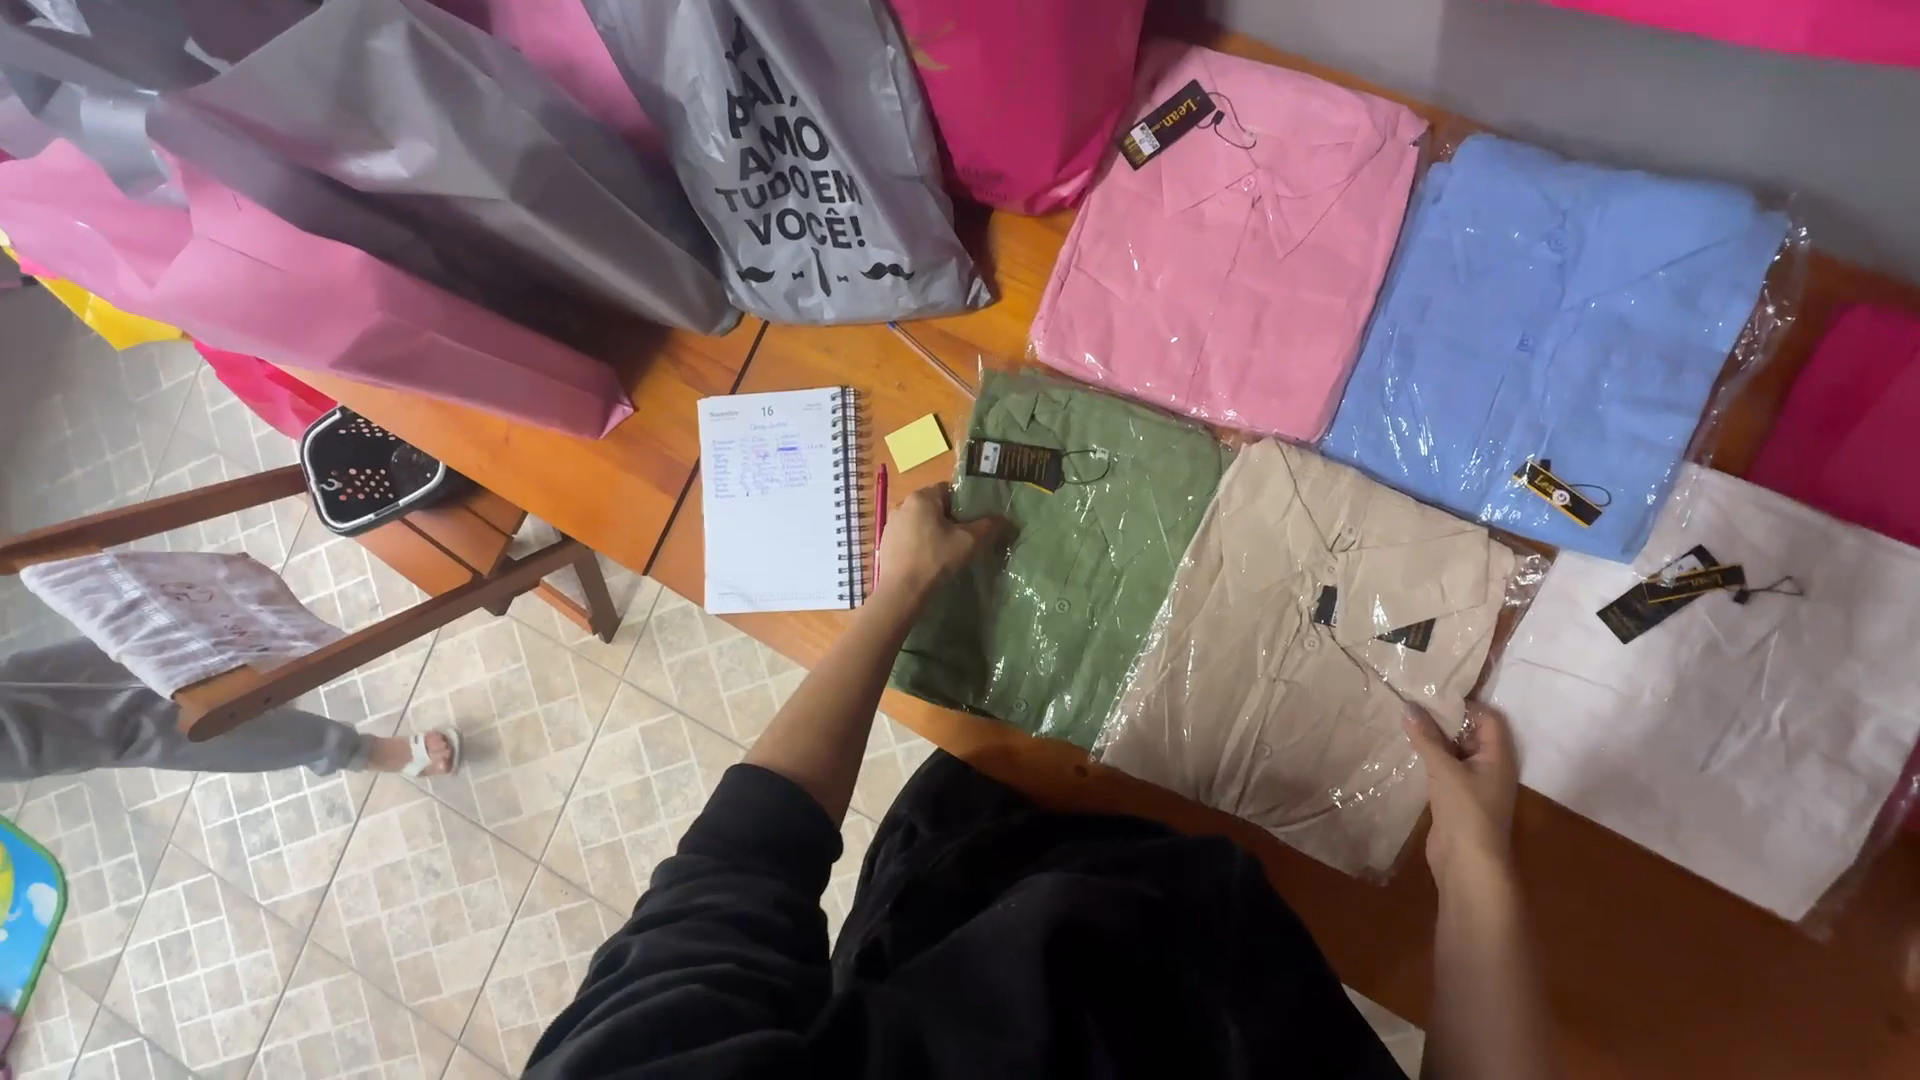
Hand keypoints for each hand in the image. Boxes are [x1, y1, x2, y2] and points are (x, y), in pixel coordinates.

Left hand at [877, 483, 1006, 601]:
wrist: (902, 592)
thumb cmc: (936, 560)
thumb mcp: (969, 542)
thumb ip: (988, 526)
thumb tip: (1004, 520)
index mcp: (921, 497)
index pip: (948, 490)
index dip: (965, 504)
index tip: (974, 521)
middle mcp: (902, 505)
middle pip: (934, 506)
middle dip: (950, 519)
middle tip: (964, 538)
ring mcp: (891, 524)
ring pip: (920, 522)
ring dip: (934, 531)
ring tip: (947, 551)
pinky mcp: (885, 542)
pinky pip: (909, 536)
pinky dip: (920, 543)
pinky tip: (928, 560)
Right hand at [1404, 702, 1519, 884]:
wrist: (1467, 861)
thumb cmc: (1466, 811)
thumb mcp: (1444, 769)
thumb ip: (1426, 737)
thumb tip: (1408, 705)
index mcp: (1498, 756)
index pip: (1488, 718)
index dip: (1465, 703)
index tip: (1433, 691)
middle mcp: (1490, 766)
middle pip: (1471, 732)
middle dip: (1445, 717)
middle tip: (1412, 700)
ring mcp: (1474, 782)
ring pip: (1455, 749)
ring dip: (1434, 737)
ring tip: (1405, 719)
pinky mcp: (1457, 796)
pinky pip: (1444, 766)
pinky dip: (1429, 755)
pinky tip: (1407, 749)